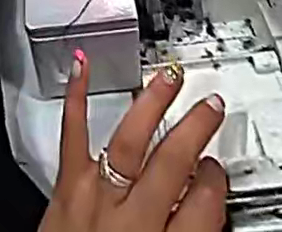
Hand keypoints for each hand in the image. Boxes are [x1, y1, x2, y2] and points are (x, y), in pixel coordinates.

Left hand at [39, 52, 227, 231]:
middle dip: (195, 131)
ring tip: (169, 76)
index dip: (217, 183)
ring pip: (127, 142)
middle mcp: (128, 225)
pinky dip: (76, 98)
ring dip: (151, 103)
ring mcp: (92, 204)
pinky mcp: (63, 192)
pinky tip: (82, 66)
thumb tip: (208, 210)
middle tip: (212, 106)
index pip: (204, 208)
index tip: (218, 170)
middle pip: (171, 165)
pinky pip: (71, 138)